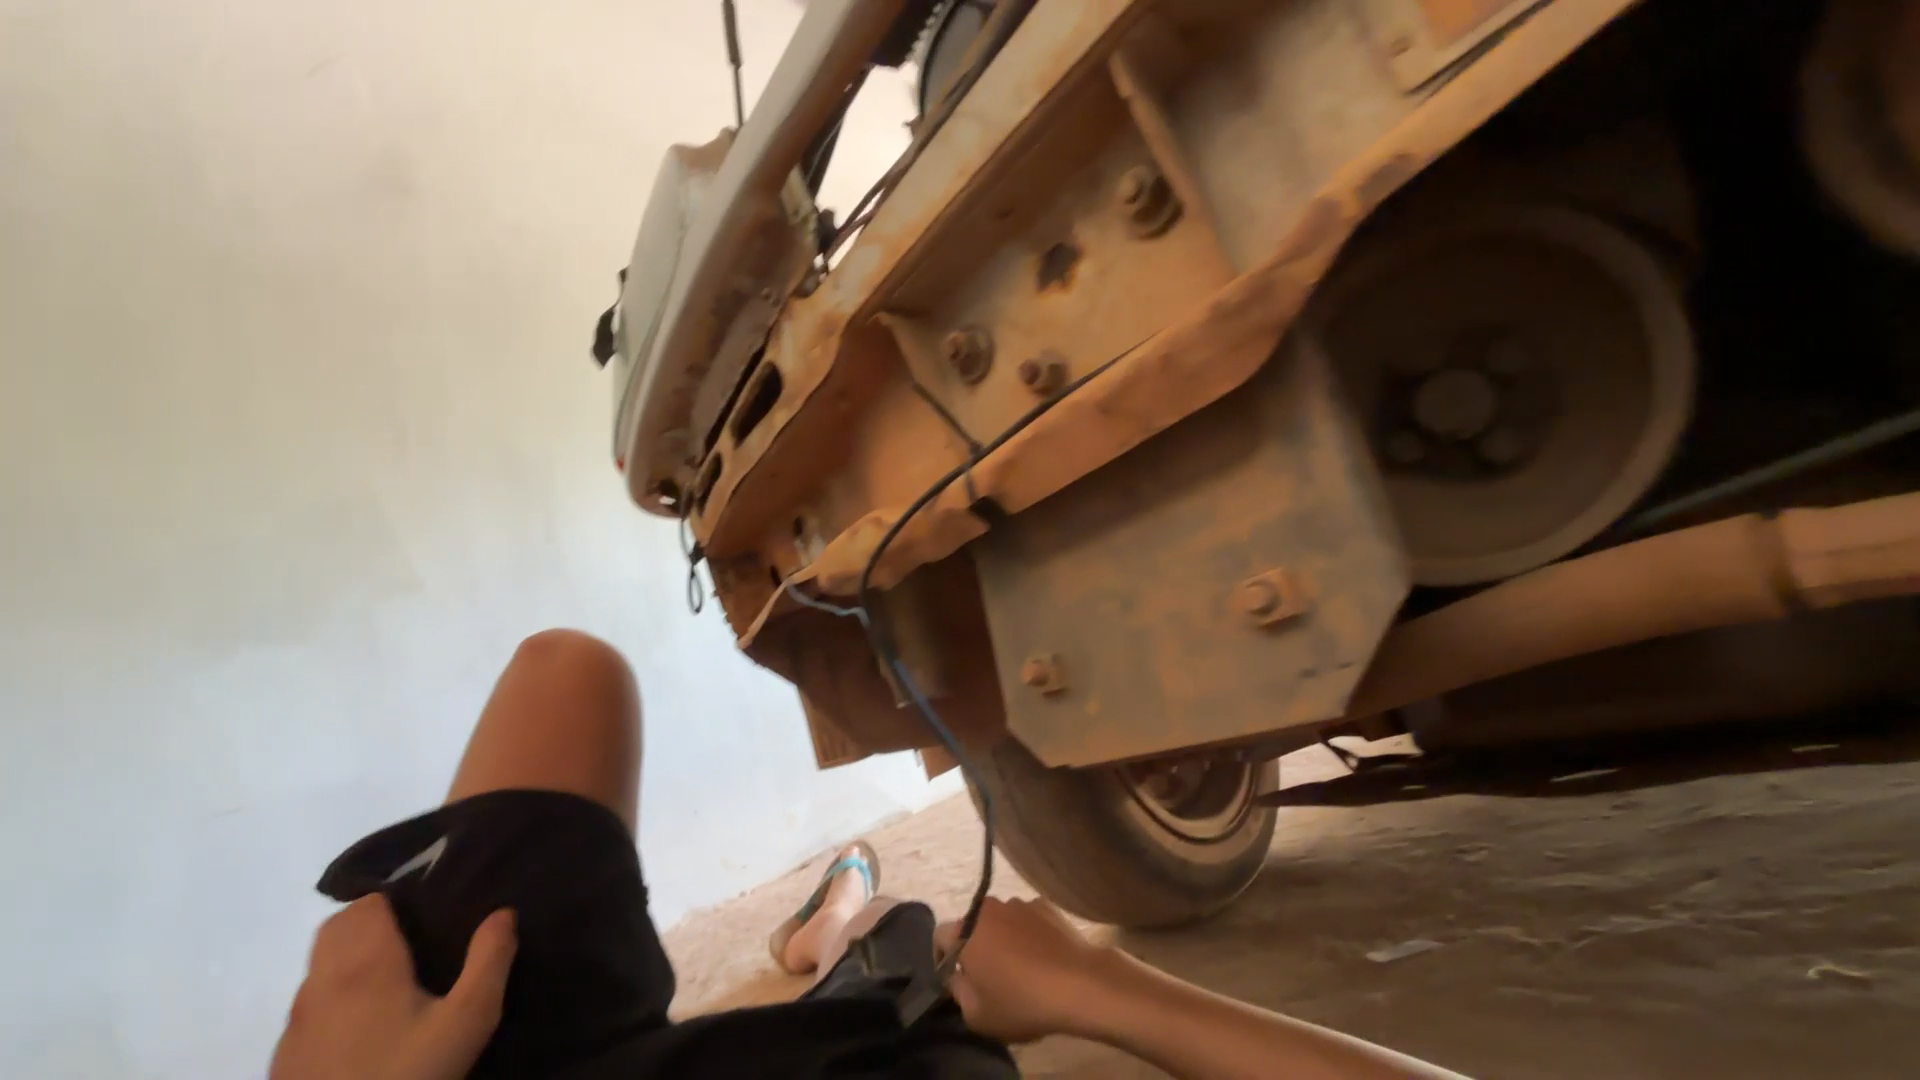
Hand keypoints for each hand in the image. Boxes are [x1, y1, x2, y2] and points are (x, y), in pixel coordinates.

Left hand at [271, 896, 517, 1079]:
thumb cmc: (409, 1076)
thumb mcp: (469, 1019)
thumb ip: (489, 959)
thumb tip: (503, 913)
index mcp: (365, 965)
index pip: (365, 905)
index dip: (395, 901)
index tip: (427, 912)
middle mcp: (322, 984)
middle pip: (335, 929)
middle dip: (370, 922)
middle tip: (414, 936)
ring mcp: (296, 1025)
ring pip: (318, 967)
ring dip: (348, 957)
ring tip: (393, 978)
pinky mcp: (285, 1060)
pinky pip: (308, 1007)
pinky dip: (333, 997)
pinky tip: (364, 1026)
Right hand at [933, 897, 1112, 1043]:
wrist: (1078, 984)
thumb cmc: (1022, 1001)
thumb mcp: (976, 1014)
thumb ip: (958, 991)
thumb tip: (958, 976)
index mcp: (966, 931)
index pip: (940, 936)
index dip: (942, 957)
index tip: (955, 978)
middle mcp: (988, 908)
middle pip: (972, 926)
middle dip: (975, 948)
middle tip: (989, 975)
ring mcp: (1019, 903)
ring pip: (1000, 921)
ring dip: (1002, 938)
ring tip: (1020, 966)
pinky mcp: (1045, 905)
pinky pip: (1027, 919)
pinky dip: (1028, 933)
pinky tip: (1042, 956)